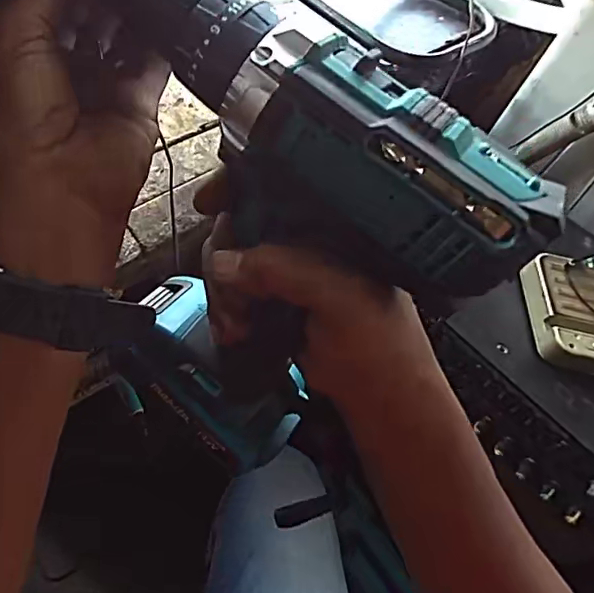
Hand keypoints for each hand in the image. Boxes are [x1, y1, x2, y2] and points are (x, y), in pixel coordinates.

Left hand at [0, 0, 199, 286]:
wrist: (60, 191)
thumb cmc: (20, 128)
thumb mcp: (15, 35)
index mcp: (28, 43)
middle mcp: (68, 59)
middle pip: (100, 0)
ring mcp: (106, 79)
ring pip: (131, 24)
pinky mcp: (139, 99)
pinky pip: (155, 55)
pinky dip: (166, 29)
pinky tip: (176, 2)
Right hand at [194, 172, 446, 417]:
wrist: (382, 402)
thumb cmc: (384, 347)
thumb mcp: (338, 299)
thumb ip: (283, 270)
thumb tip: (225, 261)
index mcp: (334, 229)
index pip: (279, 192)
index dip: (240, 190)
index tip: (209, 203)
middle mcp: (311, 245)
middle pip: (245, 229)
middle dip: (225, 260)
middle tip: (232, 297)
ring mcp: (293, 276)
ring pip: (236, 265)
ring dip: (223, 293)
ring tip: (236, 324)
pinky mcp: (279, 305)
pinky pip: (238, 295)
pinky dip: (227, 310)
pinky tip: (234, 329)